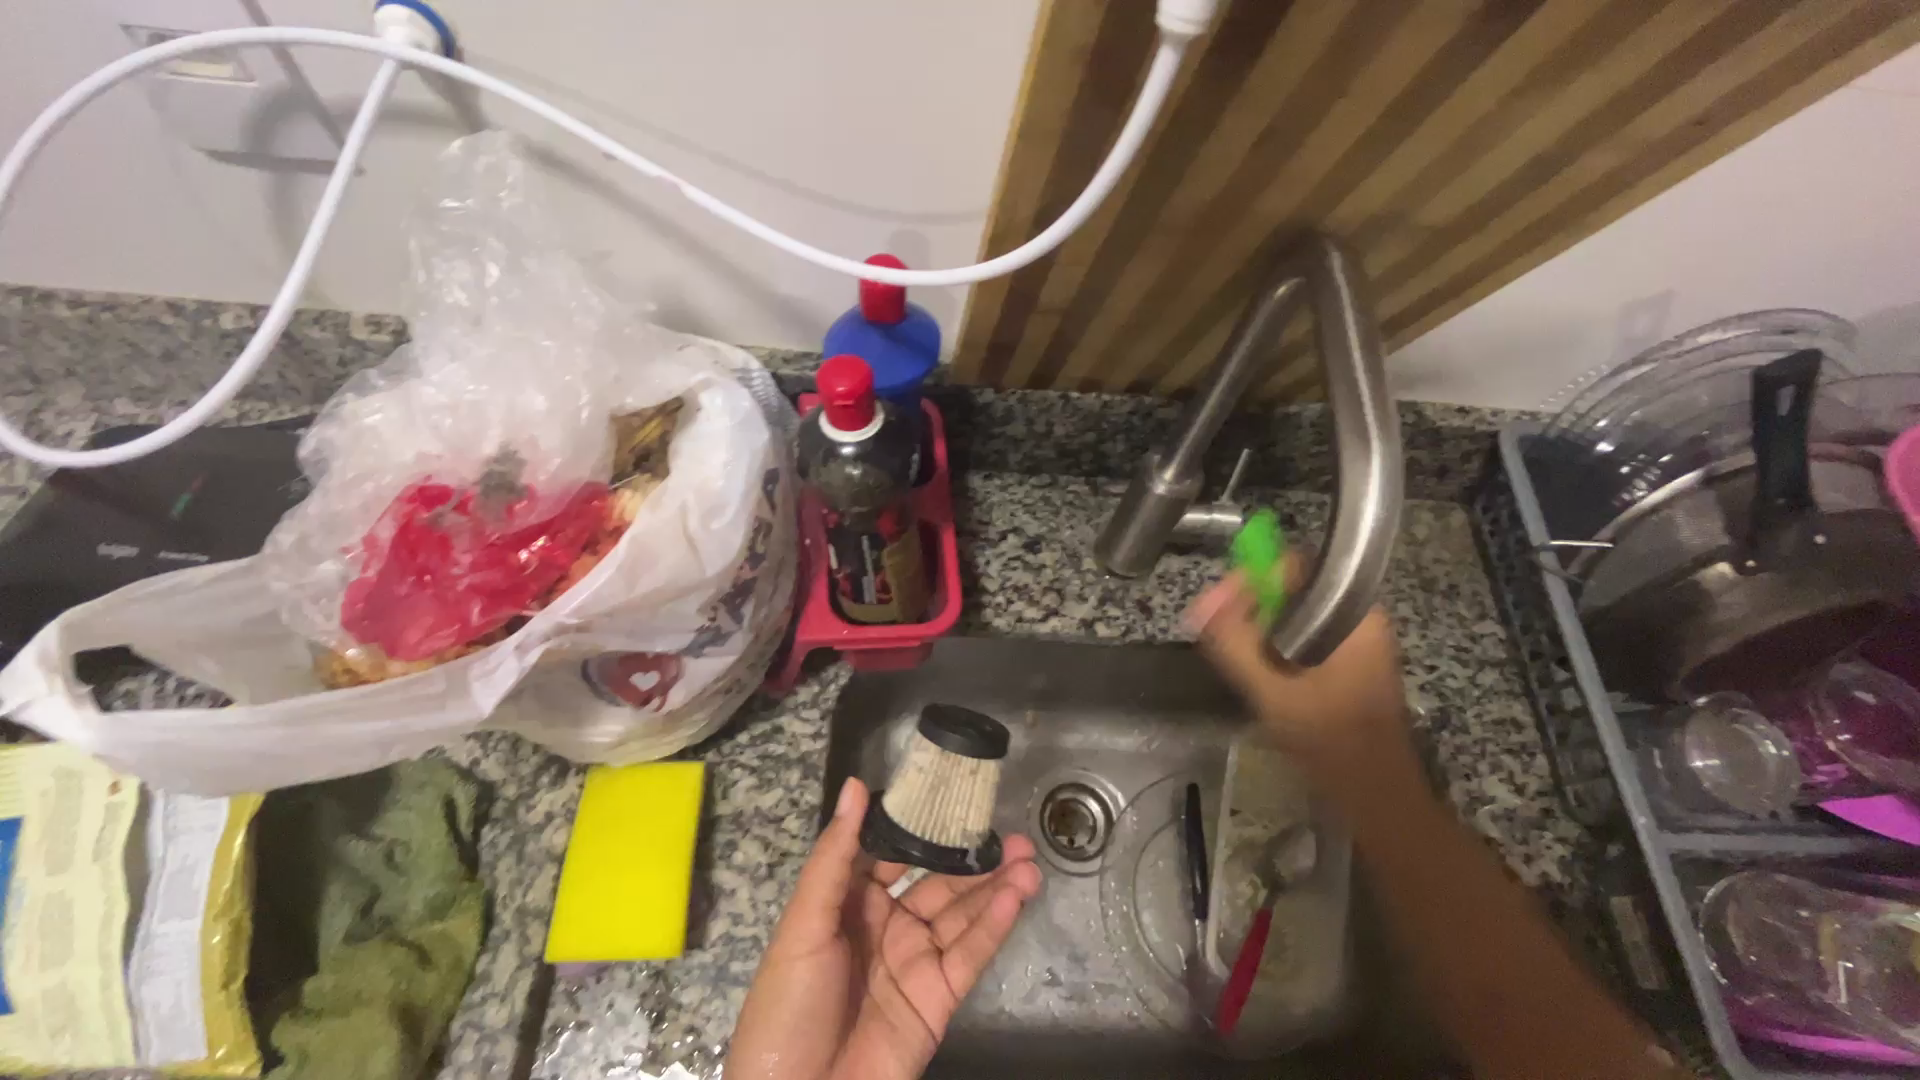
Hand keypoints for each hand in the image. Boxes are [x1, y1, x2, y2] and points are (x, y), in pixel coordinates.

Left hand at [726, 777, 1042, 1079]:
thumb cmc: (787, 1006)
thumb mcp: (804, 925)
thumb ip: (835, 856)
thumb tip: (855, 786)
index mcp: (849, 904)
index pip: (892, 855)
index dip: (922, 829)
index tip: (952, 797)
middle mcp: (887, 926)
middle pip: (937, 883)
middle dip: (972, 858)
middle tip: (1011, 831)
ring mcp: (915, 962)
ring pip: (962, 915)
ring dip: (995, 887)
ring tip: (1028, 857)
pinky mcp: (938, 999)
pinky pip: (970, 956)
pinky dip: (994, 926)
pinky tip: (1016, 896)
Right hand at [1186, 558, 1412, 782]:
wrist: (1377, 795)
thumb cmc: (1330, 742)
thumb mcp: (1272, 692)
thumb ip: (1234, 646)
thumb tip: (1201, 607)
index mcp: (1354, 617)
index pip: (1297, 567)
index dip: (1252, 578)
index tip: (1219, 604)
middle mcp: (1361, 620)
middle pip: (1294, 590)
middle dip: (1250, 606)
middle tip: (1216, 630)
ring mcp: (1359, 643)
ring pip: (1297, 617)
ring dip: (1261, 629)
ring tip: (1232, 652)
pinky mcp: (1351, 665)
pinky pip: (1305, 638)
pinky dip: (1277, 647)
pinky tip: (1258, 672)